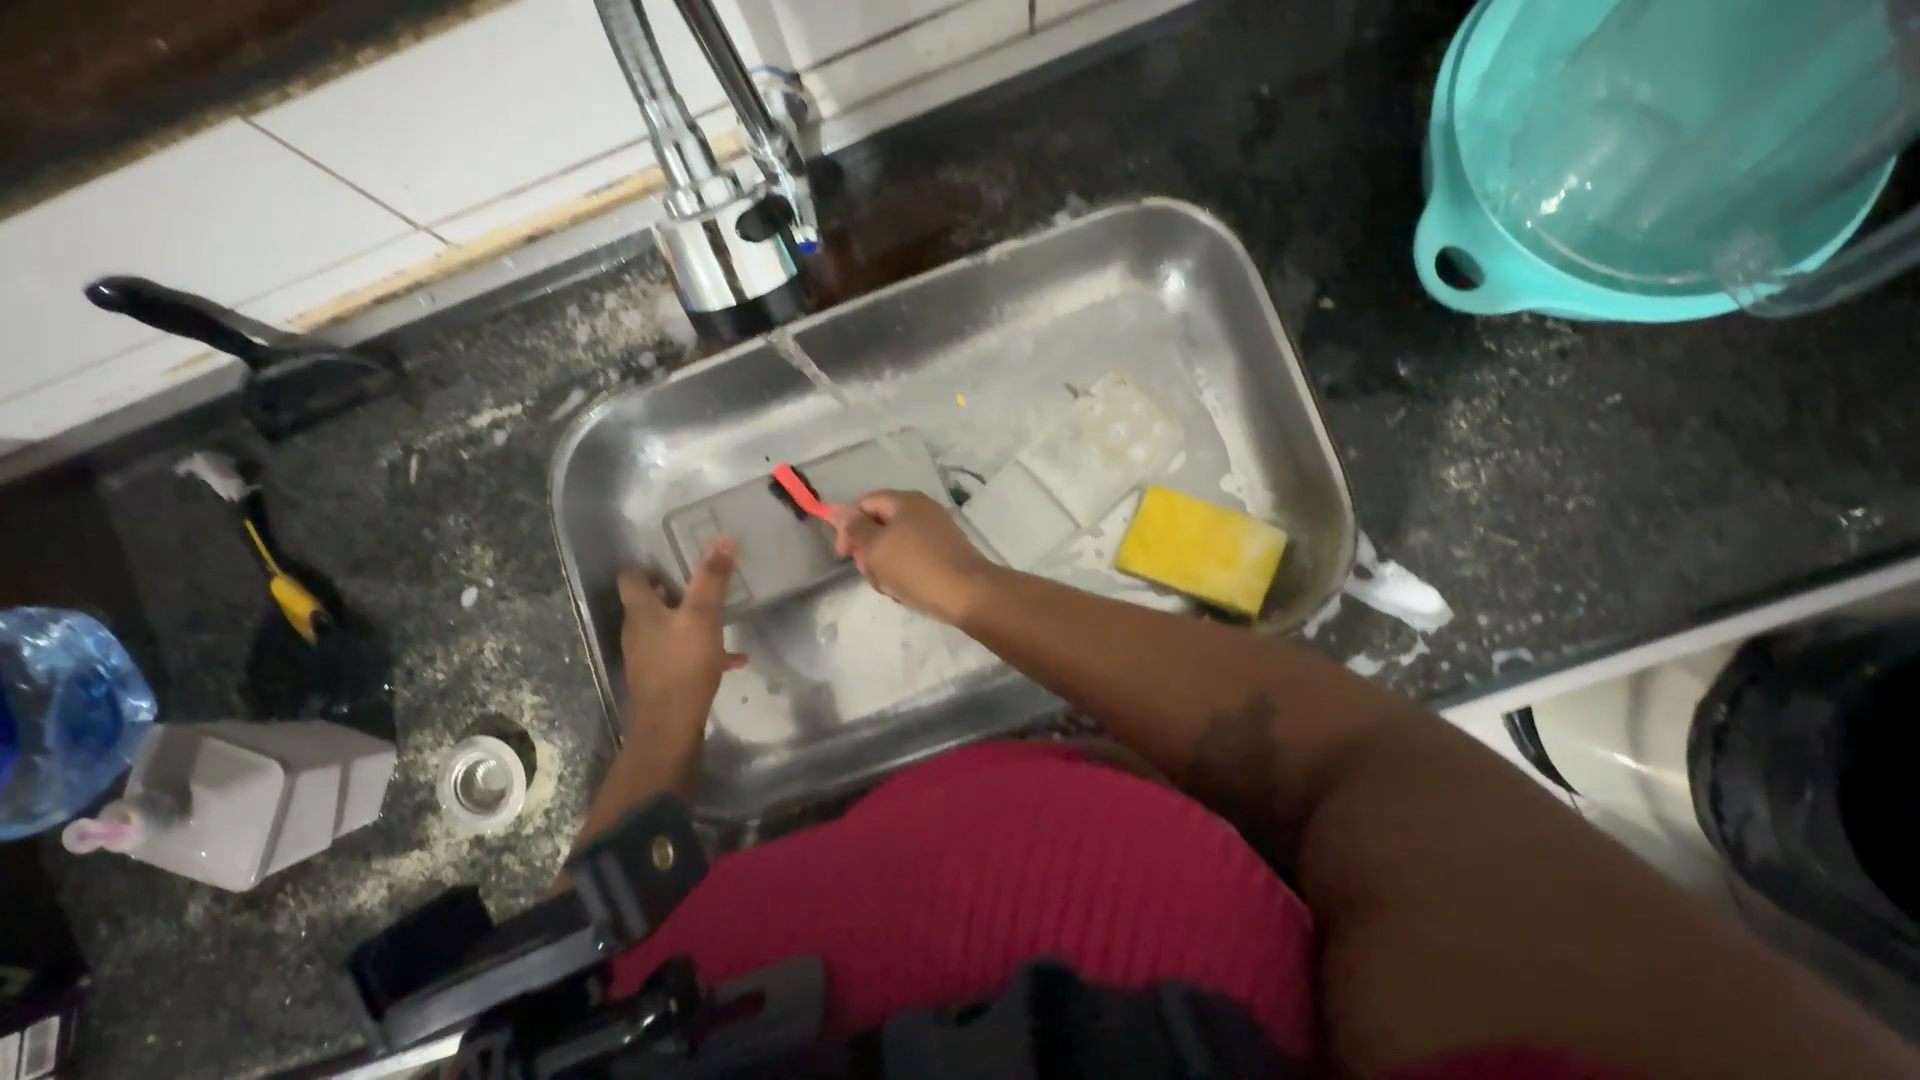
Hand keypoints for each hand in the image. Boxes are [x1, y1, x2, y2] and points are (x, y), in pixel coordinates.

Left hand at [618, 536, 745, 750]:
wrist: (670, 725)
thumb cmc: (682, 664)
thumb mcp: (703, 616)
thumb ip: (712, 578)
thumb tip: (723, 537)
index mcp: (640, 612)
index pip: (630, 578)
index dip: (646, 566)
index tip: (670, 559)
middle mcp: (637, 632)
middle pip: (648, 605)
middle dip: (672, 593)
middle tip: (700, 583)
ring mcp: (646, 658)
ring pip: (667, 631)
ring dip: (687, 622)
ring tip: (718, 618)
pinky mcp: (661, 680)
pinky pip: (681, 656)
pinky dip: (701, 652)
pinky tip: (732, 660)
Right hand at [828, 491, 994, 624]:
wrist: (967, 593)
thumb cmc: (915, 567)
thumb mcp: (876, 547)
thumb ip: (854, 527)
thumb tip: (838, 509)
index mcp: (904, 501)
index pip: (864, 503)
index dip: (848, 526)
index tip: (843, 554)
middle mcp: (921, 510)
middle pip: (879, 526)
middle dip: (867, 551)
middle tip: (869, 573)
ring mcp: (935, 532)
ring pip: (894, 547)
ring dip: (884, 567)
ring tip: (889, 587)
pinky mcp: (944, 554)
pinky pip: (912, 559)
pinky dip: (903, 574)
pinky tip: (904, 591)